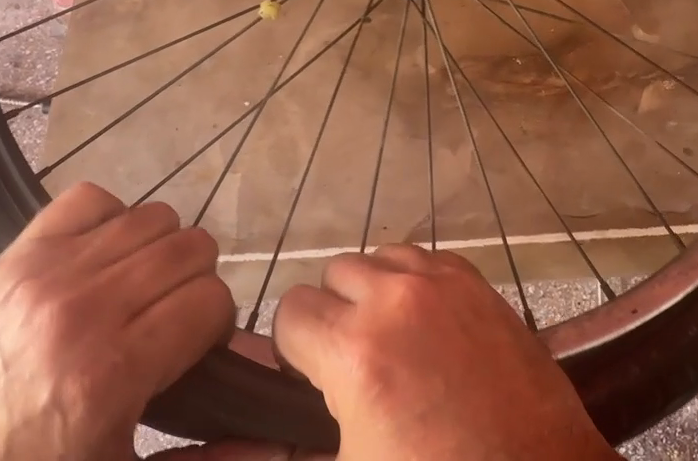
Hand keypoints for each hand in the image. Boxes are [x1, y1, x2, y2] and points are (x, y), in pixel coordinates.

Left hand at [0, 183, 234, 460]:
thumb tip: (279, 442)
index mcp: (112, 373)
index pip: (212, 300)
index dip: (213, 325)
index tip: (191, 351)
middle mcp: (86, 309)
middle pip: (191, 248)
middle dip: (193, 285)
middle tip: (165, 324)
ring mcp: (48, 272)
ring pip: (153, 217)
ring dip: (157, 252)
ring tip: (134, 292)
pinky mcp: (18, 251)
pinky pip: (92, 198)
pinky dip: (110, 220)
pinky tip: (100, 261)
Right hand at [269, 244, 618, 460]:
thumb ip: (288, 449)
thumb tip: (219, 449)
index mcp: (355, 350)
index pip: (291, 310)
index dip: (294, 347)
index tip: (311, 376)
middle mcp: (396, 298)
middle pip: (334, 272)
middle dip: (333, 313)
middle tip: (351, 362)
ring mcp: (442, 282)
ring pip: (380, 256)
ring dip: (374, 290)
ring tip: (390, 338)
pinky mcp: (478, 281)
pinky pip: (425, 257)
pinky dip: (414, 281)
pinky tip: (426, 324)